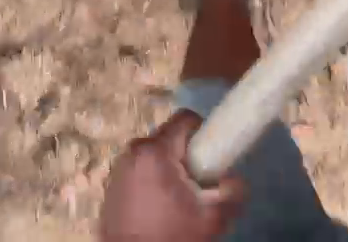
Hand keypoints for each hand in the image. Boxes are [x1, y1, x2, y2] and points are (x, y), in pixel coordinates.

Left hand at [99, 112, 245, 241]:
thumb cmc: (171, 238)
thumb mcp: (211, 220)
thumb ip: (231, 193)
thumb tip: (235, 178)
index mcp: (155, 150)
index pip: (185, 119)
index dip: (204, 132)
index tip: (212, 156)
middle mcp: (134, 149)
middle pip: (169, 138)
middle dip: (187, 156)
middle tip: (198, 184)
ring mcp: (119, 166)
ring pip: (154, 154)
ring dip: (168, 169)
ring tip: (178, 200)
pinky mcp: (111, 183)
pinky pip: (139, 169)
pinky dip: (151, 180)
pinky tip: (158, 208)